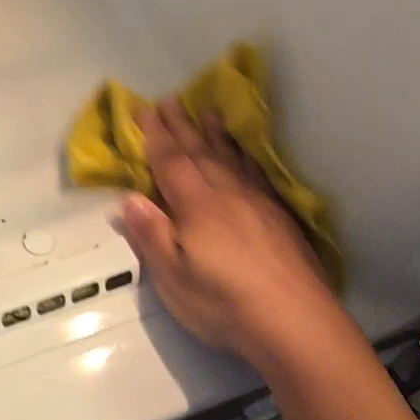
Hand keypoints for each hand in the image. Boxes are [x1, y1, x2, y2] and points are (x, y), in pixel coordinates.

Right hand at [120, 99, 355, 372]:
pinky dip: (244, 157)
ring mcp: (257, 205)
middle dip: (181, 127)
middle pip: (200, 153)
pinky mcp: (277, 219)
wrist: (291, 319)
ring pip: (231, 159)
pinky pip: (256, 174)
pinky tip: (244, 156)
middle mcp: (227, 196)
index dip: (155, 137)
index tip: (143, 110)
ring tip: (208, 111)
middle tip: (169, 99)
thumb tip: (129, 198)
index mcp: (196, 208)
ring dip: (215, 135)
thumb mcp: (172, 276)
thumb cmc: (221, 303)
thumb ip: (151, 235)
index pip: (170, 164)